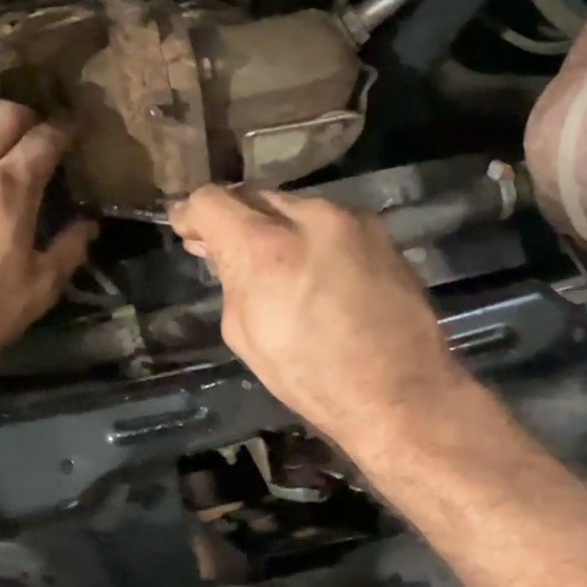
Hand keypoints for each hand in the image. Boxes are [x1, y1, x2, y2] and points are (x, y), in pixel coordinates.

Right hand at [170, 186, 471, 448]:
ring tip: (275, 262)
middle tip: (224, 247)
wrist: (401, 392)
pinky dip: (311, 237)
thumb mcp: (245, 333)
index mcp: (266, 247)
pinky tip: (315, 270)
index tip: (186, 229)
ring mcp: (350, 218)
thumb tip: (220, 250)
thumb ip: (229, 279)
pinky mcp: (380, 230)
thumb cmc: (311, 377)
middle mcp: (309, 216)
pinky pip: (329, 221)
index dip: (190, 214)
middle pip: (254, 195)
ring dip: (275, 226)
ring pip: (294, 206)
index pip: (210, 200)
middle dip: (235, 218)